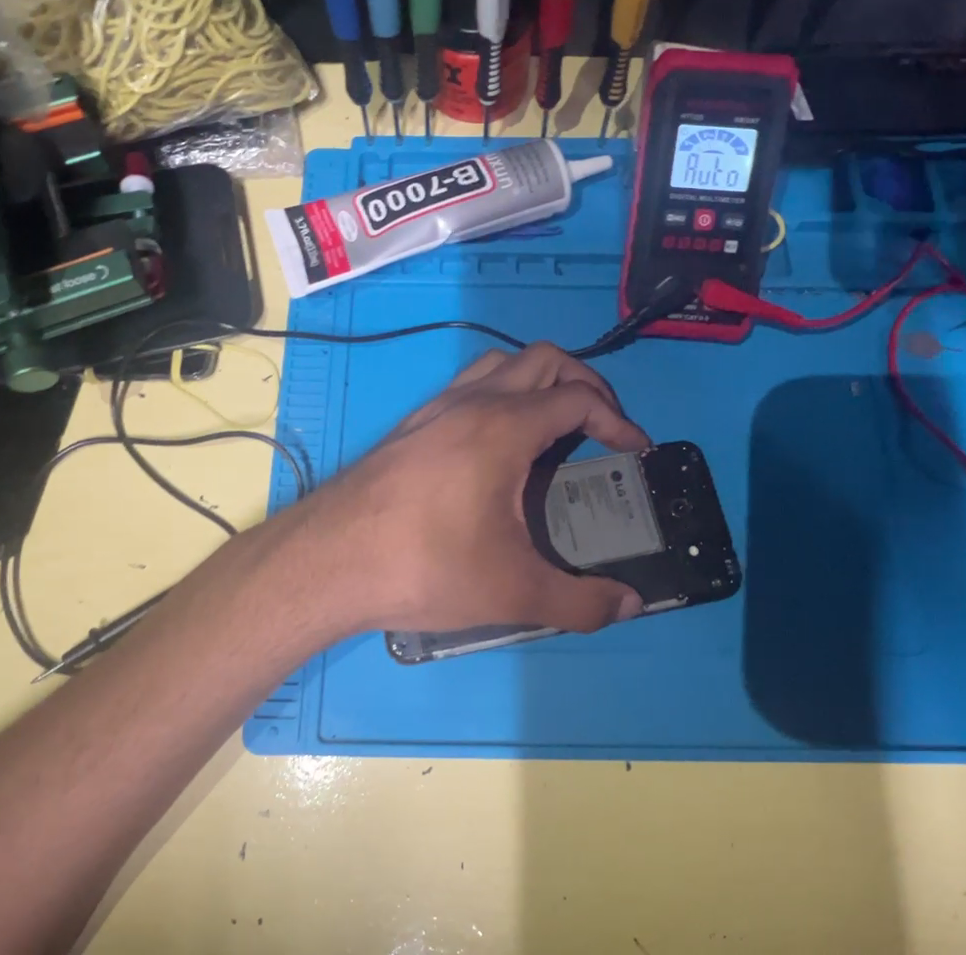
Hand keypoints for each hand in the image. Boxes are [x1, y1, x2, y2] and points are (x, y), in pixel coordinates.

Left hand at [246, 342, 651, 636]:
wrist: (327, 563)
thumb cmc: (424, 568)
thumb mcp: (513, 593)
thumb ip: (580, 601)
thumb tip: (629, 605)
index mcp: (504, 427)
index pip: (579, 398)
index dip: (620, 419)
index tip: (637, 451)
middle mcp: (471, 403)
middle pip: (545, 360)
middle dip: (587, 385)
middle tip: (604, 428)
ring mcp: (435, 409)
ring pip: (501, 364)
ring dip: (540, 381)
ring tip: (556, 427)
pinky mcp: (410, 427)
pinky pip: (468, 386)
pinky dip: (500, 395)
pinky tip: (496, 447)